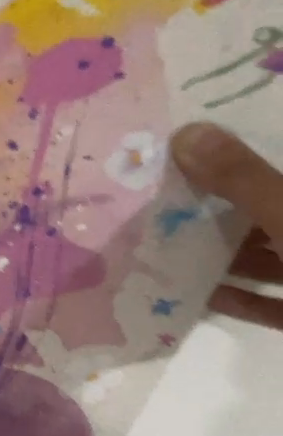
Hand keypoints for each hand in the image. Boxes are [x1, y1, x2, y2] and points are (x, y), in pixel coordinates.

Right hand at [173, 123, 282, 328]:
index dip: (247, 160)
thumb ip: (244, 178)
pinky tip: (196, 295)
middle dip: (224, 212)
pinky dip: (238, 298)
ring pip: (275, 258)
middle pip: (277, 214)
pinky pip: (275, 302)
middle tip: (164, 205)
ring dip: (223, 258)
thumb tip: (187, 133)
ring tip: (165, 251)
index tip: (193, 156)